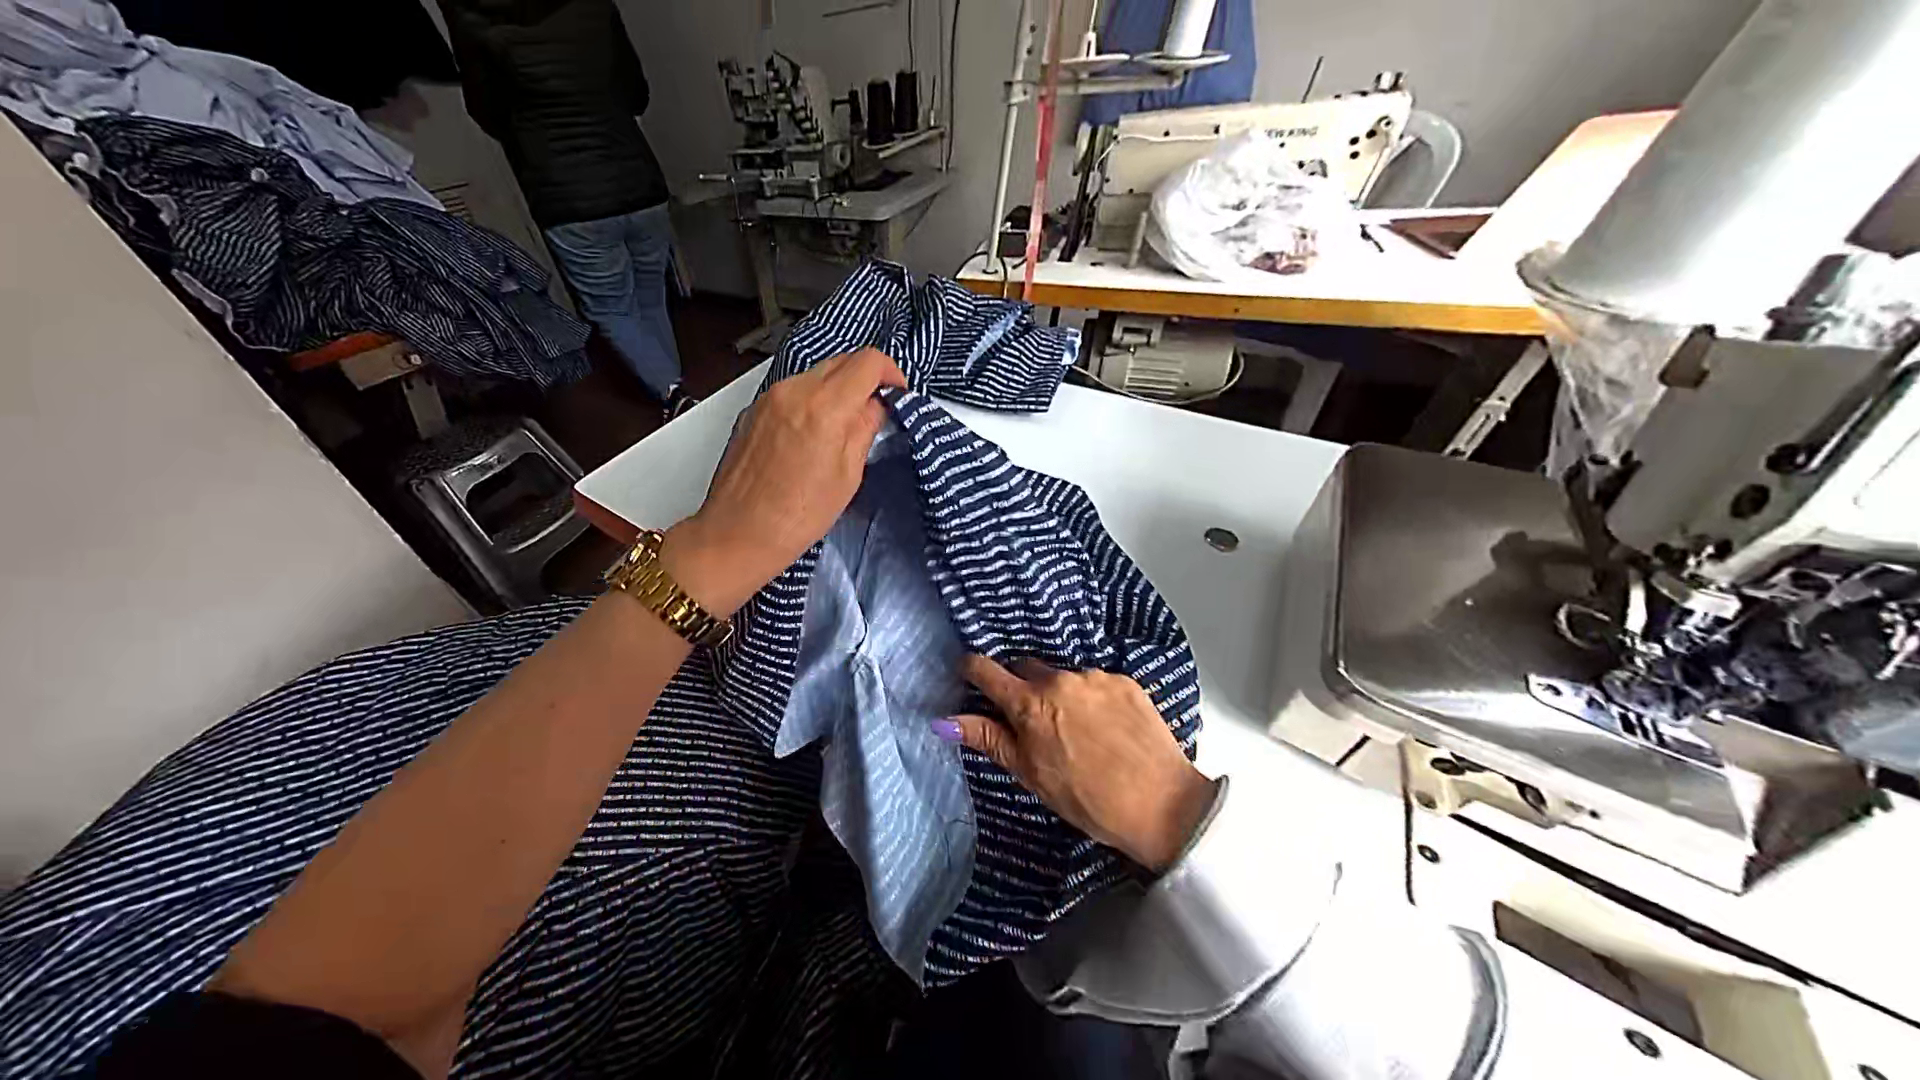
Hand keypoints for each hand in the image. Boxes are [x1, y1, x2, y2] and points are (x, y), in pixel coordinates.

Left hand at [658, 348, 906, 616]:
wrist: (738, 534)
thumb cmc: (795, 517)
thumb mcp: (848, 476)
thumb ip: (865, 429)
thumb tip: (875, 405)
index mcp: (823, 407)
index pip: (868, 362)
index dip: (890, 374)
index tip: (896, 393)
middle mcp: (793, 391)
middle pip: (842, 361)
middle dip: (865, 379)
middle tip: (874, 411)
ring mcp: (769, 398)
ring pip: (816, 375)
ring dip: (837, 391)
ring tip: (842, 430)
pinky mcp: (753, 410)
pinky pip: (793, 391)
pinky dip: (812, 402)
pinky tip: (812, 437)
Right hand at [937, 655, 1214, 871]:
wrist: (1161, 804)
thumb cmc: (1087, 799)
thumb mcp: (1031, 774)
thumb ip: (989, 739)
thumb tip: (944, 721)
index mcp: (1031, 704)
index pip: (987, 670)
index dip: (972, 670)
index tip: (968, 675)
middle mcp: (1060, 680)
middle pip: (1026, 669)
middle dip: (1022, 687)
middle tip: (1032, 721)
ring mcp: (1096, 678)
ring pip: (1064, 678)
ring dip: (1061, 695)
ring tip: (1078, 732)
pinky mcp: (1125, 682)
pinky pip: (1096, 683)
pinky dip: (1093, 699)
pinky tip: (1106, 728)